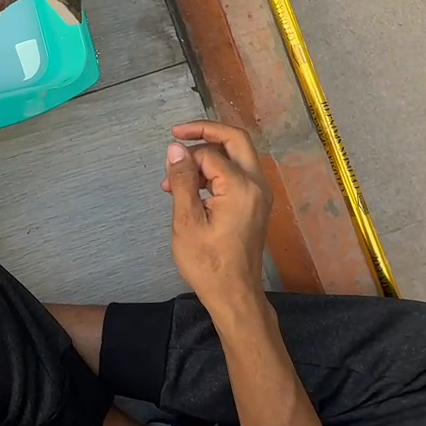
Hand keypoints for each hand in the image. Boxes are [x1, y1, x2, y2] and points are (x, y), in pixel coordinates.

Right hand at [165, 120, 274, 309]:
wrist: (234, 294)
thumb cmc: (207, 262)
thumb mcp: (186, 220)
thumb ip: (182, 180)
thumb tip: (175, 148)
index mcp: (241, 187)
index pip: (210, 153)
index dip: (186, 156)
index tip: (166, 167)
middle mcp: (256, 184)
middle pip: (235, 139)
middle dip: (205, 132)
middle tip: (177, 134)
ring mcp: (259, 194)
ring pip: (236, 155)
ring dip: (207, 156)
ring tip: (176, 178)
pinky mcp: (255, 203)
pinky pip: (236, 173)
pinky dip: (214, 171)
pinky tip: (191, 189)